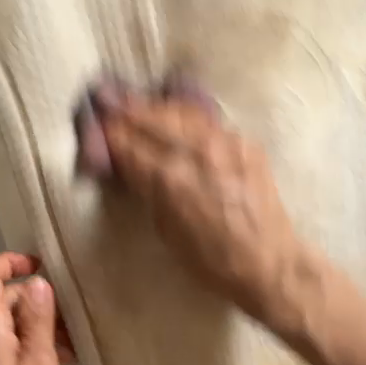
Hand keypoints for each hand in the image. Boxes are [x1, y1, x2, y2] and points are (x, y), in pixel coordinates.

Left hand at [0, 252, 65, 364]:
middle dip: (37, 302)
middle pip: (1, 299)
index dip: (11, 262)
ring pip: (6, 323)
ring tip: (69, 348)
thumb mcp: (40, 362)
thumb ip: (39, 319)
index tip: (40, 266)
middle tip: (71, 321)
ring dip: (38, 326)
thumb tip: (38, 283)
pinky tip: (55, 362)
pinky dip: (29, 343)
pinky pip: (5, 343)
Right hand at [97, 88, 312, 325]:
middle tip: (109, 100)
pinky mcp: (245, 143)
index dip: (109, 136)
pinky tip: (177, 116)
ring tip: (140, 104)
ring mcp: (225, 142)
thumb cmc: (213, 263)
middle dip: (127, 110)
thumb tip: (131, 168)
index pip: (129, 145)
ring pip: (181, 112)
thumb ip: (148, 193)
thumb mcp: (167, 233)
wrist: (269, 264)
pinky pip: (208, 122)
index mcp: (170, 179)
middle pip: (152, 118)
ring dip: (156, 107)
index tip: (96, 127)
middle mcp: (196, 152)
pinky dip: (187, 117)